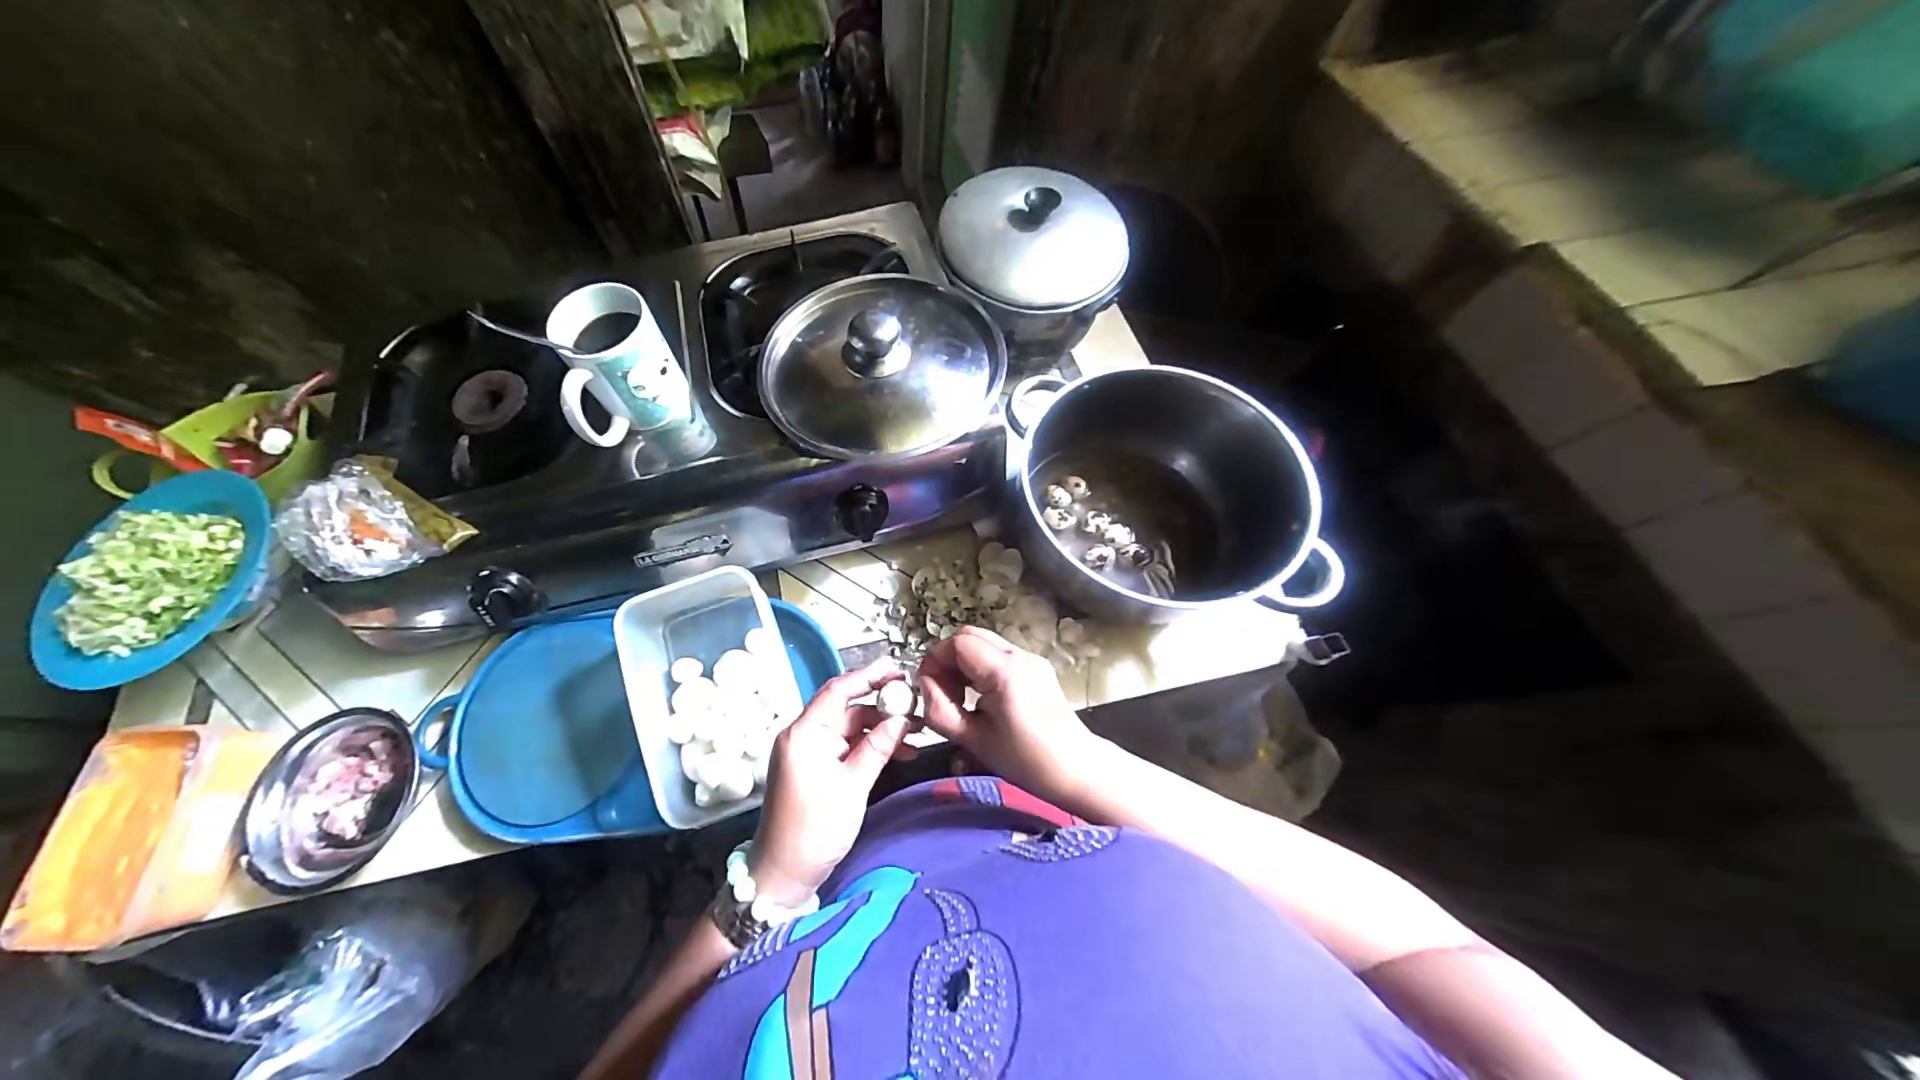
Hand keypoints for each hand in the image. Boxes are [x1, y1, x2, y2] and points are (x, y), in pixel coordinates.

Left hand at [749, 659, 913, 906]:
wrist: (782, 876)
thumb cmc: (815, 829)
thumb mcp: (853, 786)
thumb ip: (878, 747)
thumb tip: (903, 718)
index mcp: (804, 732)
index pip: (839, 690)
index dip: (869, 675)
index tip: (899, 669)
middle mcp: (803, 735)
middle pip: (847, 706)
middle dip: (882, 704)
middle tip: (916, 703)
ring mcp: (808, 751)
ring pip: (850, 726)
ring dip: (881, 727)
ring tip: (916, 732)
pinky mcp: (815, 767)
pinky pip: (846, 745)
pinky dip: (870, 745)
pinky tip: (898, 751)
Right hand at [918, 626, 1100, 807]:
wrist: (1075, 768)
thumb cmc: (1025, 760)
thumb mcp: (973, 740)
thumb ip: (940, 710)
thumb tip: (925, 687)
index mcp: (1004, 672)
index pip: (958, 643)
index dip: (936, 661)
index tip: (930, 688)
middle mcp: (1019, 656)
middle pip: (970, 635)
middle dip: (948, 658)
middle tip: (943, 691)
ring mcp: (1030, 659)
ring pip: (984, 643)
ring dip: (964, 663)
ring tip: (962, 698)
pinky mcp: (1036, 667)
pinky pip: (999, 655)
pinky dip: (981, 667)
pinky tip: (981, 697)